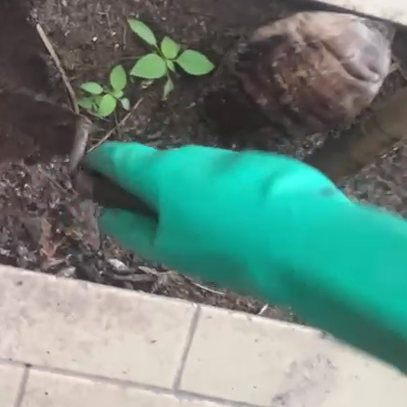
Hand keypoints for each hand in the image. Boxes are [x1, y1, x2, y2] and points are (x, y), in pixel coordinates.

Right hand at [86, 142, 348, 298]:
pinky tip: (255, 230)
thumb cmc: (227, 250)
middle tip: (159, 222)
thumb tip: (107, 216)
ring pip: (201, 174)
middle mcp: (191, 155)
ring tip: (214, 233)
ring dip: (196, 195)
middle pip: (159, 166)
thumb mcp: (169, 251)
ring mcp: (233, 158)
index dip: (97, 166)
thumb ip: (132, 230)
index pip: (114, 156)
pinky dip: (235, 200)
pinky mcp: (273, 167)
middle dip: (152, 187)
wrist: (316, 245)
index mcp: (159, 171)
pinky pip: (239, 182)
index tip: (90, 179)